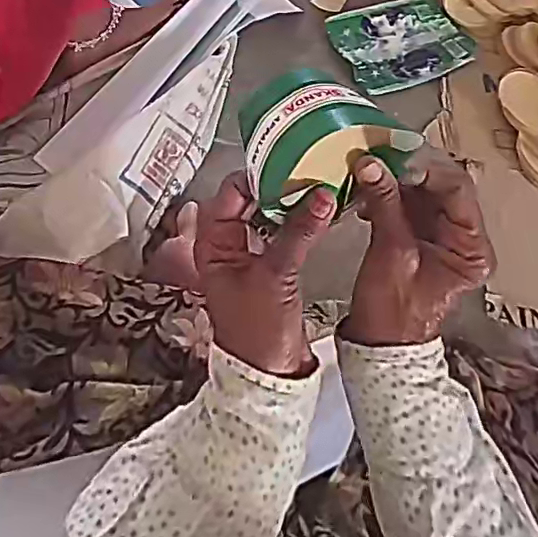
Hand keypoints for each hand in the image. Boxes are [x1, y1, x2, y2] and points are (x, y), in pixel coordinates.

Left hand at [193, 173, 335, 376]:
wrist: (268, 376)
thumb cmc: (258, 331)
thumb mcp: (277, 275)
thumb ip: (300, 232)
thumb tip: (323, 194)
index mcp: (214, 243)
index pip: (231, 192)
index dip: (257, 174)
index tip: (287, 159)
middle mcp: (228, 244)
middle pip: (251, 199)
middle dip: (277, 183)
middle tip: (307, 166)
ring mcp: (250, 254)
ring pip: (268, 213)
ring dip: (290, 200)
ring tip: (317, 182)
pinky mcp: (271, 265)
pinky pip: (282, 230)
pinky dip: (298, 218)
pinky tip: (319, 209)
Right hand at [340, 153, 494, 347]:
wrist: (380, 345)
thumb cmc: (392, 309)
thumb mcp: (391, 253)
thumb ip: (385, 204)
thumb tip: (370, 163)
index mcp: (471, 246)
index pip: (458, 190)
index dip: (429, 168)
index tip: (397, 154)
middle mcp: (464, 235)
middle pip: (443, 185)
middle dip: (411, 167)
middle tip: (382, 152)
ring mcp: (442, 232)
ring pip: (424, 188)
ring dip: (396, 176)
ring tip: (370, 167)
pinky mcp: (421, 232)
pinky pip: (409, 200)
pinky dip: (389, 191)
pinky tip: (369, 189)